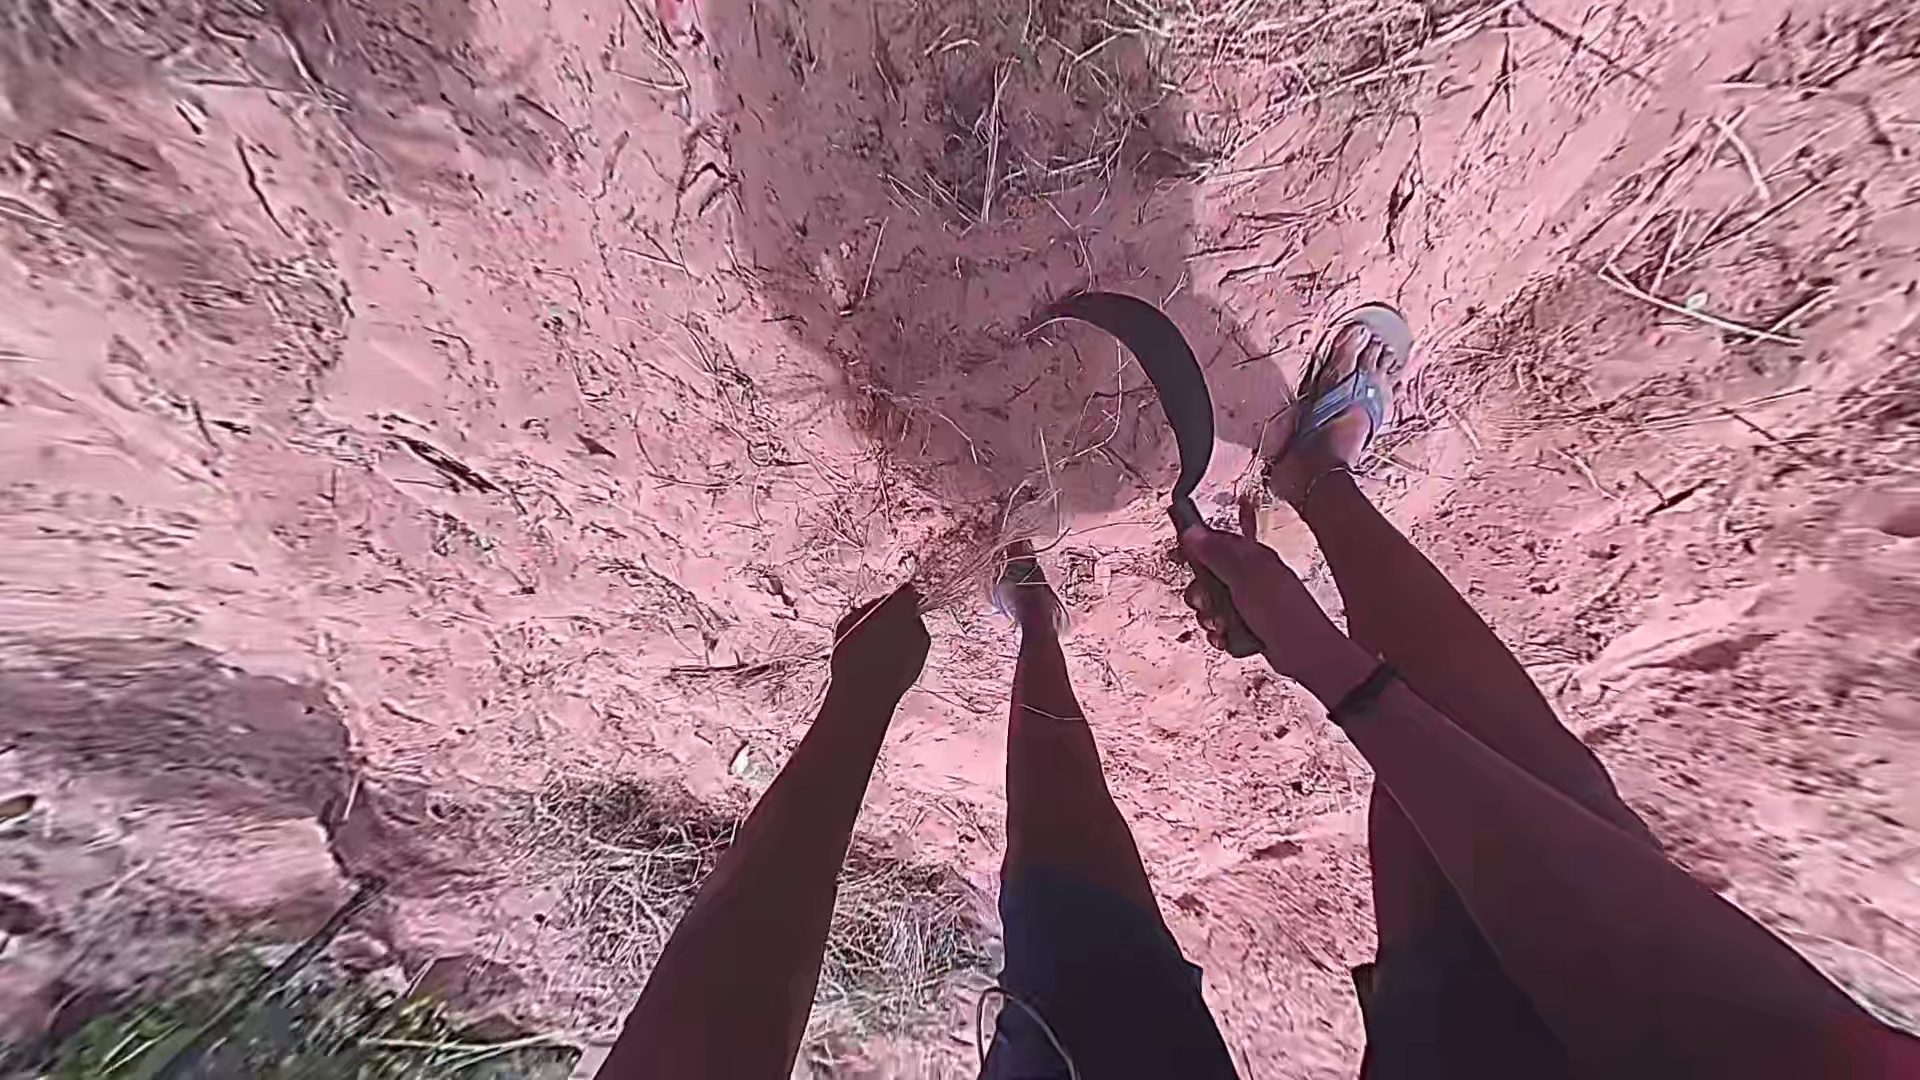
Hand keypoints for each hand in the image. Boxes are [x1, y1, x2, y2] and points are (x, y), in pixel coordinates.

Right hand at [829, 585, 929, 701]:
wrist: (865, 694)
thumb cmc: (852, 658)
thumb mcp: (849, 624)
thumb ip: (867, 608)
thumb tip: (877, 604)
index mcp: (898, 608)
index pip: (907, 590)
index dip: (897, 595)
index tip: (888, 601)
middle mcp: (915, 622)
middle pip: (909, 610)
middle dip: (897, 615)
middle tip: (875, 628)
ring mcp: (921, 642)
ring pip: (912, 628)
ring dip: (900, 633)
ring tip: (877, 649)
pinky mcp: (922, 659)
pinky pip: (913, 646)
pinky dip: (903, 649)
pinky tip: (885, 661)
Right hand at [1178, 525, 1375, 705]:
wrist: (1304, 653)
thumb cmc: (1283, 612)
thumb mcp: (1244, 576)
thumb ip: (1217, 553)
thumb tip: (1193, 532)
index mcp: (1253, 558)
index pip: (1215, 544)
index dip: (1197, 552)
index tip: (1184, 560)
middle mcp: (1251, 578)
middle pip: (1208, 579)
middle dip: (1201, 594)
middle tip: (1206, 602)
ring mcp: (1250, 603)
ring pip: (1212, 605)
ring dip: (1209, 617)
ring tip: (1220, 625)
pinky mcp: (1249, 626)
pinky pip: (1222, 626)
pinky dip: (1220, 634)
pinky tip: (1226, 638)